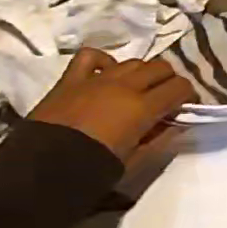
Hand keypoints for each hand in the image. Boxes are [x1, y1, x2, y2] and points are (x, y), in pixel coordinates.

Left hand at [27, 48, 195, 167]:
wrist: (38, 171)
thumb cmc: (93, 169)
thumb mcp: (136, 160)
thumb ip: (160, 138)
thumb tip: (174, 124)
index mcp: (143, 107)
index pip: (180, 87)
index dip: (188, 95)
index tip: (185, 106)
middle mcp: (124, 86)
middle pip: (160, 67)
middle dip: (169, 80)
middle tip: (165, 97)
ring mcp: (96, 79)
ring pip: (133, 61)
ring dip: (142, 72)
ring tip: (138, 88)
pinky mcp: (71, 80)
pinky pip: (91, 56)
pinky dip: (104, 61)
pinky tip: (107, 73)